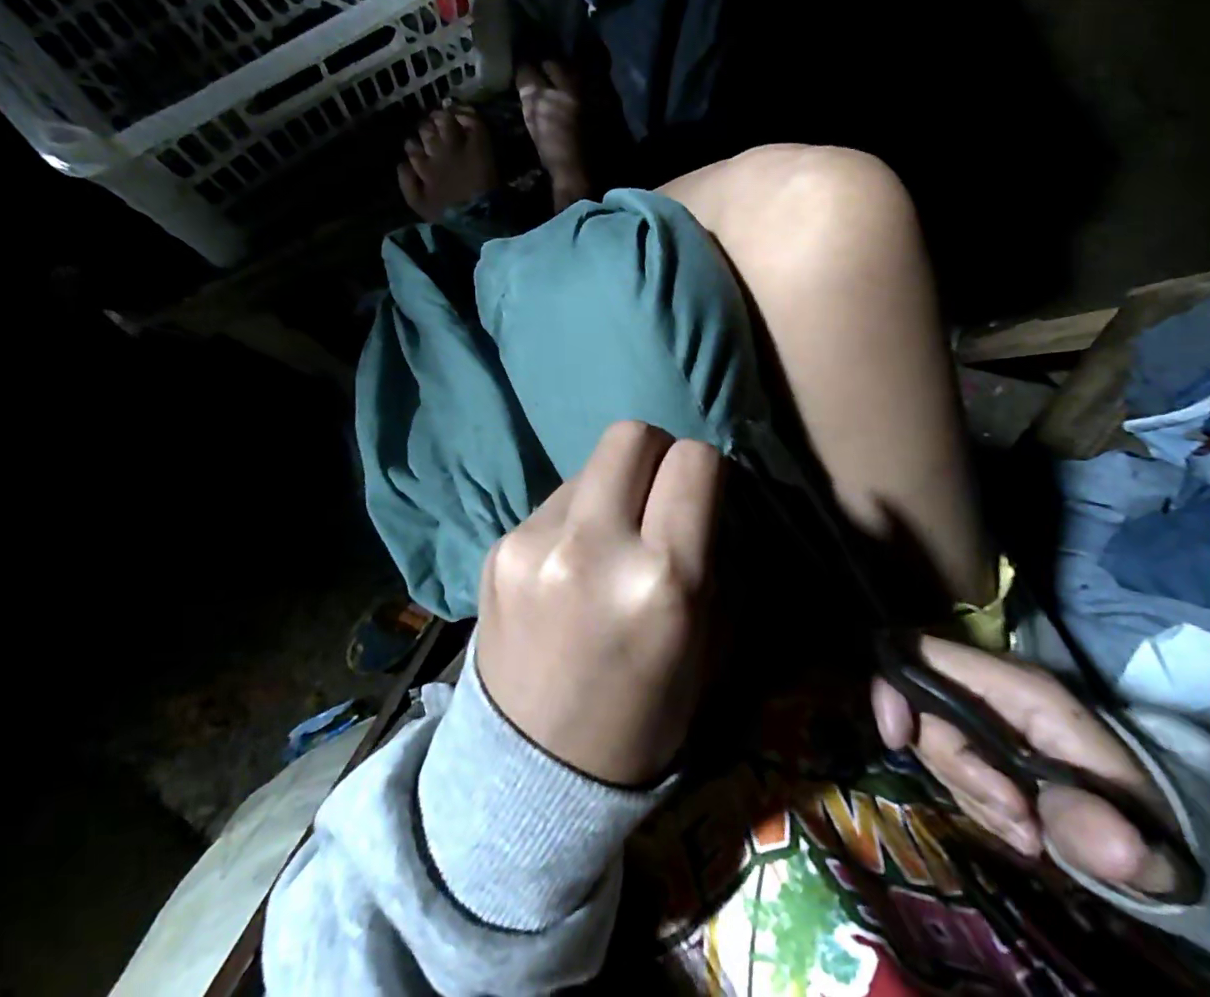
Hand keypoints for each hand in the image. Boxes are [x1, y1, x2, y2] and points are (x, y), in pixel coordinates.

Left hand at [476, 421, 723, 785]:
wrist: (534, 772)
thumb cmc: (645, 717)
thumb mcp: (711, 645)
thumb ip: (713, 558)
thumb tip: (704, 498)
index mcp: (664, 580)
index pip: (695, 461)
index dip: (705, 474)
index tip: (700, 501)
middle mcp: (594, 547)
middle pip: (632, 436)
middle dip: (657, 456)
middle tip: (658, 499)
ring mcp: (533, 544)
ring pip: (589, 466)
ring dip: (612, 491)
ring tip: (608, 544)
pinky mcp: (496, 548)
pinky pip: (554, 502)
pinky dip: (575, 519)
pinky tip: (569, 567)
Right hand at [873, 637, 1182, 895]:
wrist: (1149, 815)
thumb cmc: (1132, 797)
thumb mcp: (1128, 812)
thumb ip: (1101, 826)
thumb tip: (1106, 852)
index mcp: (1013, 685)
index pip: (924, 653)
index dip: (894, 687)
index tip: (897, 740)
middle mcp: (987, 693)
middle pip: (925, 715)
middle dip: (962, 775)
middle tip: (1020, 821)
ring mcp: (979, 719)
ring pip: (935, 749)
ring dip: (974, 798)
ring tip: (1031, 833)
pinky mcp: (978, 747)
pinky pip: (952, 774)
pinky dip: (977, 806)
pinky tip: (1018, 827)